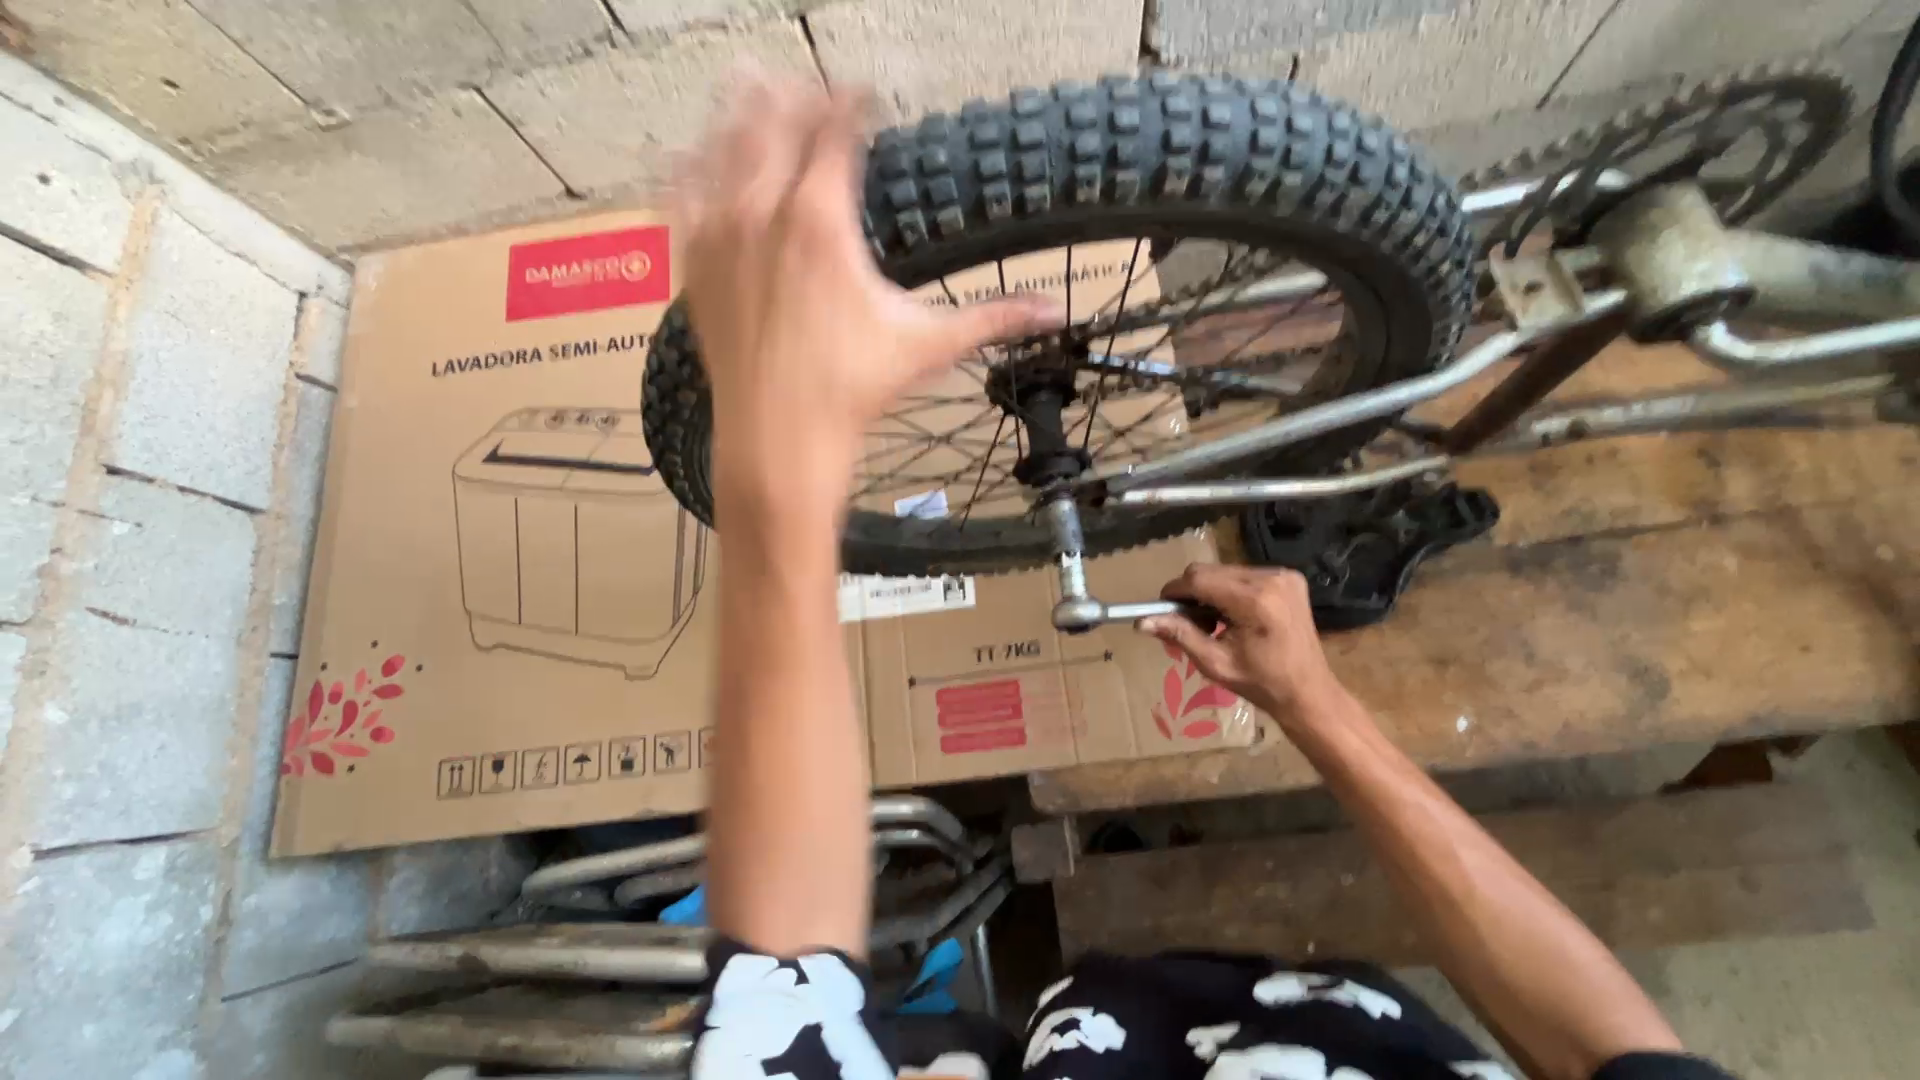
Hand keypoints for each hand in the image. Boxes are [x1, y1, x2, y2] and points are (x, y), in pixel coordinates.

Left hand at [672, 74, 1062, 518]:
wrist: (777, 437)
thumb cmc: (851, 391)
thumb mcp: (927, 345)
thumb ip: (993, 318)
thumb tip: (1053, 312)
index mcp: (822, 219)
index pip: (837, 129)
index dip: (854, 104)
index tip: (866, 100)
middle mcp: (763, 211)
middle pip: (774, 119)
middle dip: (796, 95)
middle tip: (811, 90)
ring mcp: (720, 234)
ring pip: (722, 143)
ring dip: (740, 110)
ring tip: (751, 83)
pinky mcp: (693, 264)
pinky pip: (681, 194)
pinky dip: (688, 164)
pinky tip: (690, 150)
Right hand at [1138, 565, 1343, 720]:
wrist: (1307, 691)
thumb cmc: (1260, 682)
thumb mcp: (1214, 663)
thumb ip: (1178, 635)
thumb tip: (1141, 622)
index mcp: (1255, 601)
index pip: (1199, 579)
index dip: (1175, 591)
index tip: (1162, 609)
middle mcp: (1271, 579)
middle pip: (1210, 571)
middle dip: (1192, 593)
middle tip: (1190, 624)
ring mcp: (1283, 575)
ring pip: (1225, 571)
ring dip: (1210, 592)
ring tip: (1214, 623)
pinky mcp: (1289, 577)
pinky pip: (1243, 574)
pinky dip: (1230, 590)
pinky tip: (1234, 616)